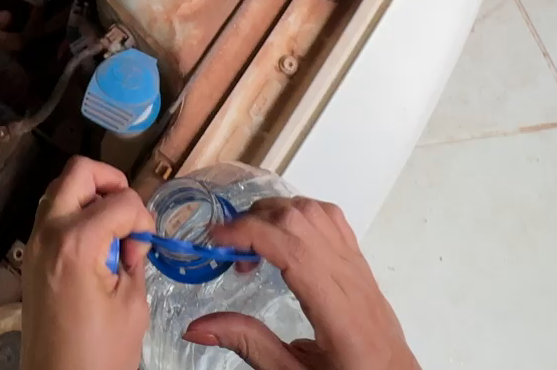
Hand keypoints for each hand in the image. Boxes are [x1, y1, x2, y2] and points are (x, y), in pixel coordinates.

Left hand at [20, 157, 156, 369]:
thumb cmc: (101, 355)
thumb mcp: (133, 305)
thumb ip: (135, 258)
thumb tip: (132, 236)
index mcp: (77, 242)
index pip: (121, 200)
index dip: (142, 218)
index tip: (144, 248)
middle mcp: (49, 229)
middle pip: (80, 170)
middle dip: (111, 183)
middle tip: (127, 216)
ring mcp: (34, 239)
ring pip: (62, 186)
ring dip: (90, 196)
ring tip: (110, 232)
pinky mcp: (29, 253)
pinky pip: (51, 211)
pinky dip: (74, 212)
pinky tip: (92, 244)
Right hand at [183, 197, 418, 369]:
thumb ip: (249, 345)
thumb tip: (195, 326)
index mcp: (338, 314)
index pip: (292, 249)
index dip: (248, 233)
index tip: (215, 240)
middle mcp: (352, 281)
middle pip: (300, 220)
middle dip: (254, 220)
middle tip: (231, 250)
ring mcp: (360, 268)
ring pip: (315, 211)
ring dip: (274, 213)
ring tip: (254, 242)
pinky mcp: (361, 264)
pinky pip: (330, 218)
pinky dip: (298, 212)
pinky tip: (283, 236)